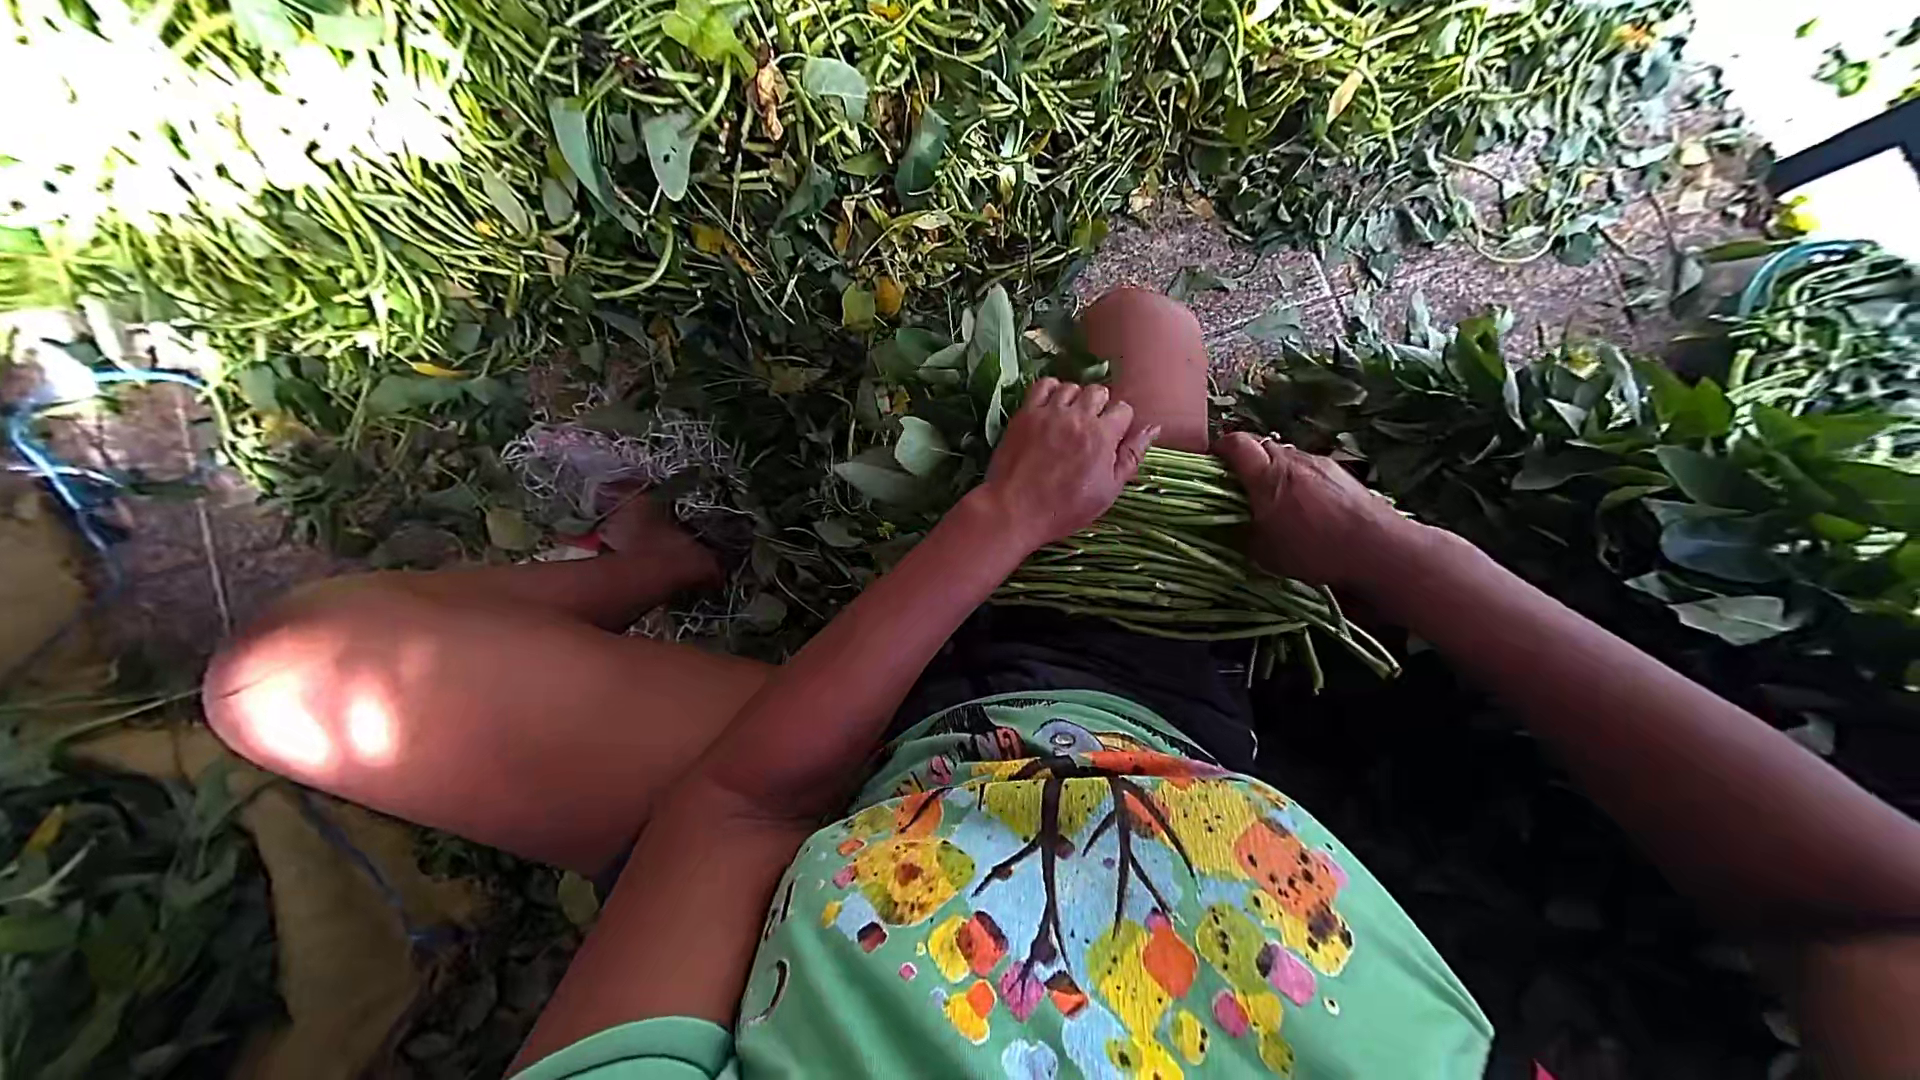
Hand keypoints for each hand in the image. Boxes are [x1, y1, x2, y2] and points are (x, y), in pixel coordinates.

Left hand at [975, 378, 1158, 550]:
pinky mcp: (1025, 414)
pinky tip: (1051, 408)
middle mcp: (1077, 417)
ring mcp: (1049, 413)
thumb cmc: (1065, 508)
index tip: (1109, 440)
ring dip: (1075, 399)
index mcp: (1102, 436)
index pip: (1123, 409)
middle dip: (1099, 407)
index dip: (1119, 424)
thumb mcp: (1108, 490)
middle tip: (1089, 430)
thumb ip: (1131, 456)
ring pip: (1071, 387)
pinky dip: (1050, 391)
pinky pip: (1042, 386)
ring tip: (1069, 420)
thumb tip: (1154, 428)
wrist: (1015, 510)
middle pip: (1098, 392)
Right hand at [1215, 432, 1416, 589]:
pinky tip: (1304, 504)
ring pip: (1286, 455)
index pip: (1236, 443)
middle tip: (1237, 482)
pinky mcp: (1341, 473)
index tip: (1211, 460)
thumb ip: (1240, 534)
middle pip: (1261, 445)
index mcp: (1266, 476)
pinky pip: (1309, 467)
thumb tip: (1225, 528)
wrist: (1378, 549)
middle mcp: (1292, 461)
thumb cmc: (1314, 550)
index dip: (1220, 447)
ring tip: (1272, 495)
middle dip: (1245, 458)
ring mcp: (1320, 464)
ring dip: (1273, 468)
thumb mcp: (1264, 553)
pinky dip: (1298, 478)